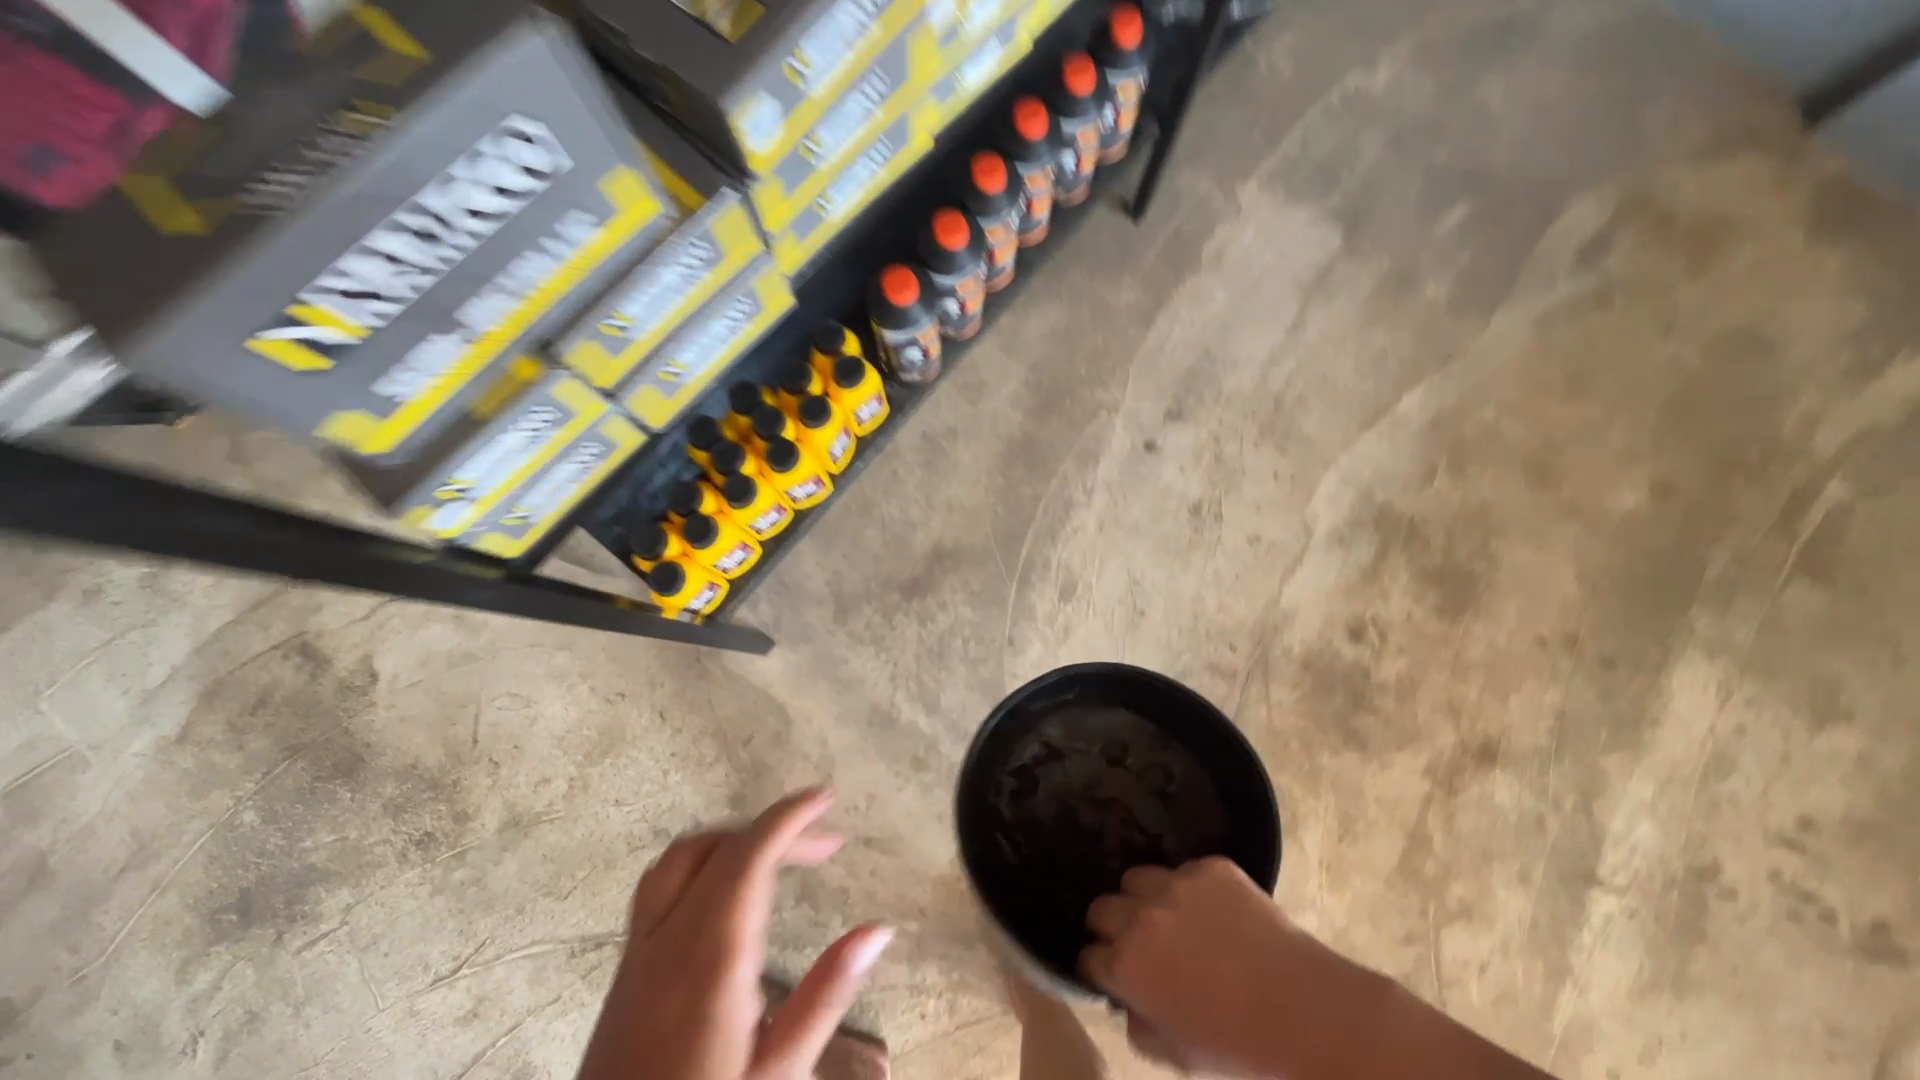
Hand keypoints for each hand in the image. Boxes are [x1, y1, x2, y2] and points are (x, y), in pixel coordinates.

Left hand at [578, 789, 893, 1079]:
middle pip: (718, 847)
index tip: (824, 799)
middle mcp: (669, 940)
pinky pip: (659, 883)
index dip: (787, 818)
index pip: (748, 859)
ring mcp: (639, 951)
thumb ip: (825, 995)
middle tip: (824, 843)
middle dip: (774, 828)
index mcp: (712, 960)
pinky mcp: (626, 968)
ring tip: (777, 854)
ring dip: (732, 839)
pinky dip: (701, 861)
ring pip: (680, 857)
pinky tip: (725, 891)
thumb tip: (877, 931)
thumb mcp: (779, 1072)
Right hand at [1079, 857, 1333, 1076]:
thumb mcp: (1173, 1055)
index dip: (1101, 969)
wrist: (1305, 1011)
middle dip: (1113, 928)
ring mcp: (1176, 885)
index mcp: (1125, 964)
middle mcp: (1141, 916)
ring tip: (1172, 919)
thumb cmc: (1237, 1045)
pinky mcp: (1211, 868)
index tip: (1115, 975)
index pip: (1088, 956)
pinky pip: (1185, 871)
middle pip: (1102, 908)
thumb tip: (1130, 1001)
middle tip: (1141, 945)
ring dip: (1144, 899)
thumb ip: (1137, 1024)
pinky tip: (1216, 913)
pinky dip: (1191, 890)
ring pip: (1137, 878)